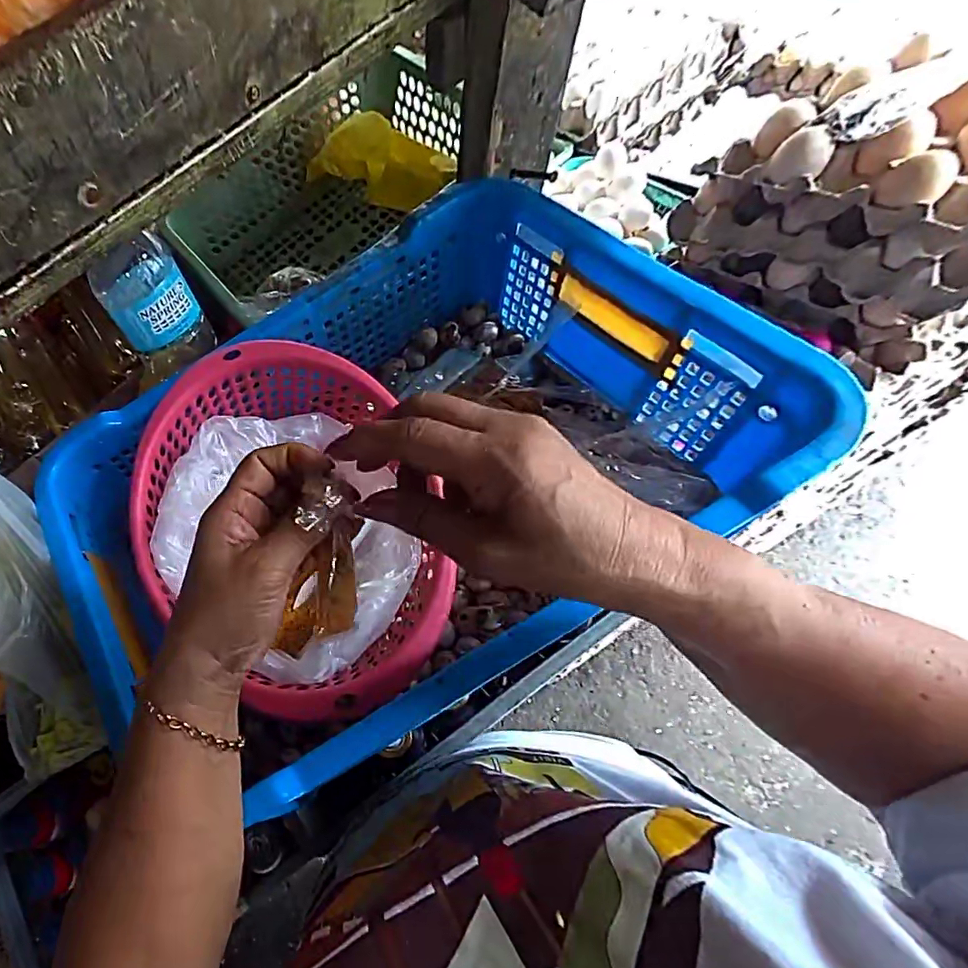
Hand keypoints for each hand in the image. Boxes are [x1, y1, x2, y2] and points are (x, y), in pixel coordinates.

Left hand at [155, 444, 334, 705]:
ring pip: (294, 513)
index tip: (332, 471)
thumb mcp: (266, 567)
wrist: (208, 665)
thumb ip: (300, 528)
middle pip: (282, 485)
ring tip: (352, 520)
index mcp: (231, 511)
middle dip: (316, 487)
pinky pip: (298, 540)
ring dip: (322, 513)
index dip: (296, 457)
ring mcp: (257, 544)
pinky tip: (343, 540)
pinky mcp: (270, 567)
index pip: (262, 463)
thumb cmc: (228, 612)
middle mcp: (244, 520)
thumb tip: (334, 496)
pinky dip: (319, 537)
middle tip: (351, 500)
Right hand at [327, 393, 691, 610]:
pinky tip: (447, 485)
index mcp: (495, 458)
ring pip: (446, 411)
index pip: (412, 433)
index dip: (366, 441)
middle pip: (425, 405)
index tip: (335, 456)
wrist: (633, 551)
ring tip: (413, 490)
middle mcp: (505, 425)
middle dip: (386, 431)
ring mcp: (520, 422)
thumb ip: (421, 519)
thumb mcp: (482, 552)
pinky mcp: (528, 430)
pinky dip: (441, 444)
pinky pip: (469, 424)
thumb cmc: (561, 562)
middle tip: (365, 469)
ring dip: (415, 439)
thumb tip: (369, 502)